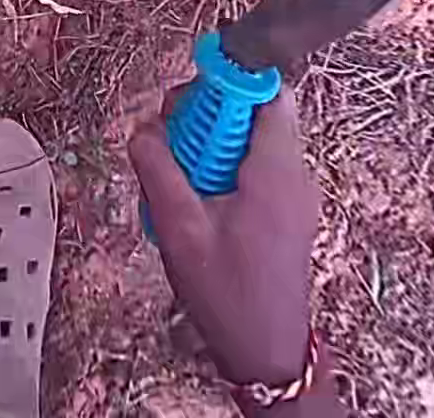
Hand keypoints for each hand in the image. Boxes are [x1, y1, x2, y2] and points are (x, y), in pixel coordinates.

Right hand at [129, 87, 318, 387]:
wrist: (267, 355)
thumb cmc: (225, 291)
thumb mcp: (178, 226)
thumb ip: (156, 165)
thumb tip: (142, 125)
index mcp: (275, 171)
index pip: (270, 94)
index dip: (231, 78)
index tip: (189, 92)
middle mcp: (291, 173)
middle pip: (252, 109)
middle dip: (206, 112)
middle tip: (167, 136)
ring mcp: (289, 191)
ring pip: (246, 134)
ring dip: (206, 138)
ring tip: (173, 166)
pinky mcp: (280, 205)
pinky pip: (247, 160)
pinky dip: (216, 160)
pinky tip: (190, 190)